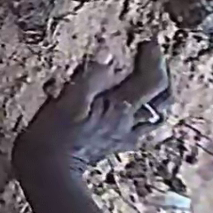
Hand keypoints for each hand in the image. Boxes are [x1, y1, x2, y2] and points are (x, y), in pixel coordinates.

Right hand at [14, 41, 171, 178]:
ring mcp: (125, 136)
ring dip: (160, 95)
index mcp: (120, 109)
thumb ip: (90, 79)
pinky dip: (148, 115)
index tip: (149, 42)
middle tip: (154, 57)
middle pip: (162, 98)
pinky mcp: (116, 145)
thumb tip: (107, 56)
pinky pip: (143, 128)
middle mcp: (130, 123)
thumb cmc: (52, 134)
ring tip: (151, 80)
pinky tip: (139, 113)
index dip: (153, 60)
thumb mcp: (67, 102)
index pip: (150, 81)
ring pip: (156, 114)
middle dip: (163, 76)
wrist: (49, 170)